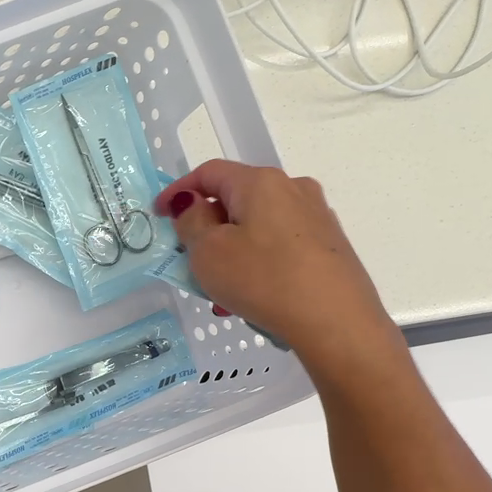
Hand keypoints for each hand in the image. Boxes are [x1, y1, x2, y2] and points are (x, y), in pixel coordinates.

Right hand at [155, 160, 403, 379]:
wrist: (334, 318)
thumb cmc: (261, 278)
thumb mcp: (208, 252)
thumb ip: (192, 223)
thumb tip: (193, 205)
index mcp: (260, 183)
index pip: (210, 172)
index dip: (178, 190)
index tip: (158, 214)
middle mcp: (293, 189)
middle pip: (235, 200)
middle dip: (205, 228)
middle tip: (186, 260)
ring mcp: (314, 216)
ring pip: (255, 227)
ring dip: (228, 251)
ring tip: (216, 290)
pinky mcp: (327, 244)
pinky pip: (276, 246)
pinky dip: (253, 263)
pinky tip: (247, 295)